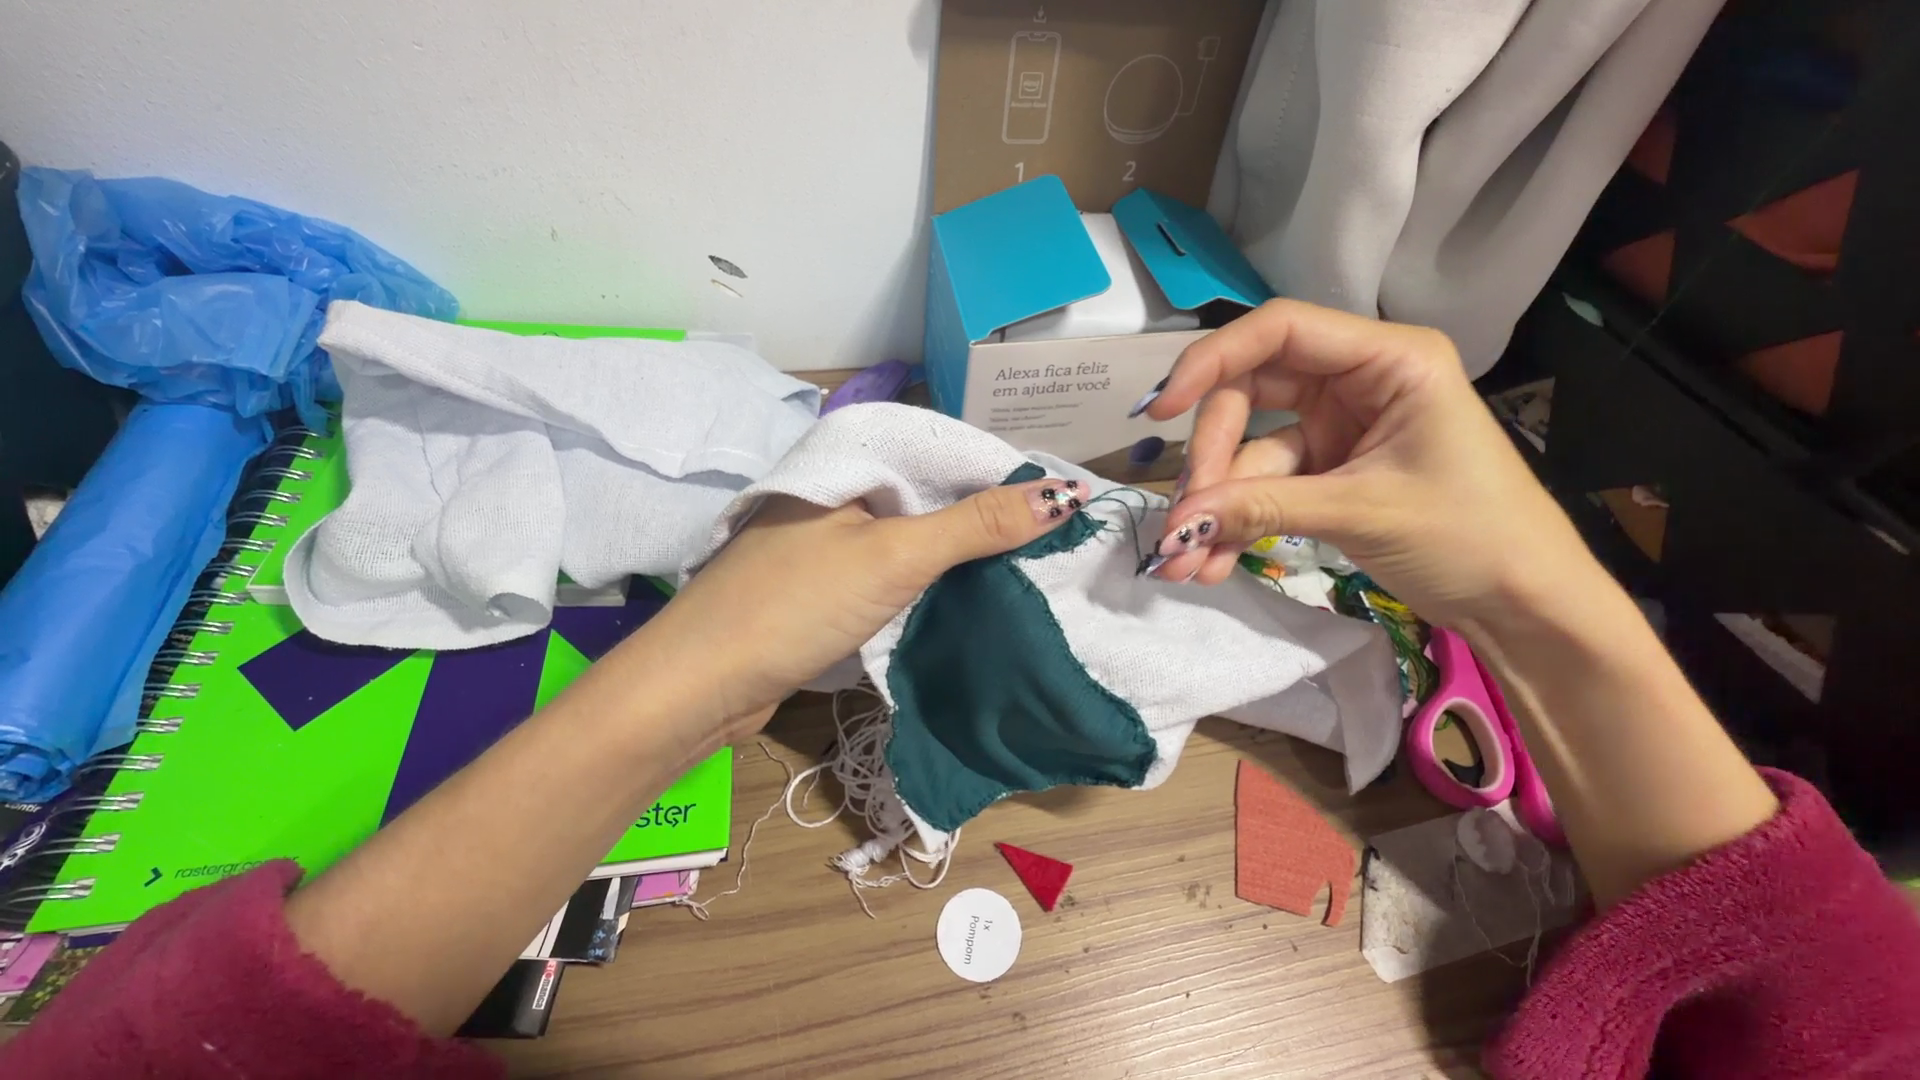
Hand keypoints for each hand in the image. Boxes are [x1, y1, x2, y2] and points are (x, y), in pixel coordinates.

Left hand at [645, 477, 1084, 734]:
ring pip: (914, 532)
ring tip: (1028, 564)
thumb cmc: (795, 604)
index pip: (944, 449)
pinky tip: (969, 591)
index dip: (1003, 473)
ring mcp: (830, 537)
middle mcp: (840, 489)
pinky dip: (930, 577)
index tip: (1063, 501)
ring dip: (962, 549)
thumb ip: (976, 524)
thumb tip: (1065, 493)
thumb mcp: (894, 556)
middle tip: (1056, 539)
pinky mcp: (827, 581)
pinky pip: (893, 566)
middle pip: (931, 492)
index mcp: (849, 460)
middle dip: (989, 515)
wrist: (701, 684)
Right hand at [1141, 298, 1599, 633]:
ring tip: (1185, 563)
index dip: (1210, 362)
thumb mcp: (1362, 512)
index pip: (1279, 331)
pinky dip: (1234, 524)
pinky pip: (1262, 488)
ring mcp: (1336, 427)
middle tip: (1183, 521)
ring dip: (1213, 507)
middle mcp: (1355, 381)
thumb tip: (1176, 523)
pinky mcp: (1325, 470)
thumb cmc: (1472, 536)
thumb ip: (1264, 507)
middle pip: (1249, 394)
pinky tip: (1210, 564)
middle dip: (1212, 460)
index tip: (1160, 411)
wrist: (1522, 605)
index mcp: (1387, 359)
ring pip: (1248, 450)